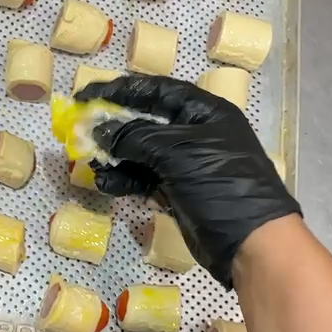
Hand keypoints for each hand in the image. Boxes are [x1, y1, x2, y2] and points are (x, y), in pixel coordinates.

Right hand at [79, 75, 299, 287]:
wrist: (249, 242)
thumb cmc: (219, 184)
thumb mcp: (176, 152)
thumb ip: (135, 137)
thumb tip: (100, 131)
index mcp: (204, 112)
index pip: (156, 91)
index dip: (121, 90)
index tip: (87, 95)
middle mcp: (195, 134)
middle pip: (146, 121)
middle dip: (114, 126)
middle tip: (81, 130)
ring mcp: (186, 165)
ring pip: (141, 153)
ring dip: (115, 156)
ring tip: (91, 162)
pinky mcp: (178, 192)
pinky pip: (144, 178)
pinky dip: (124, 179)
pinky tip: (106, 183)